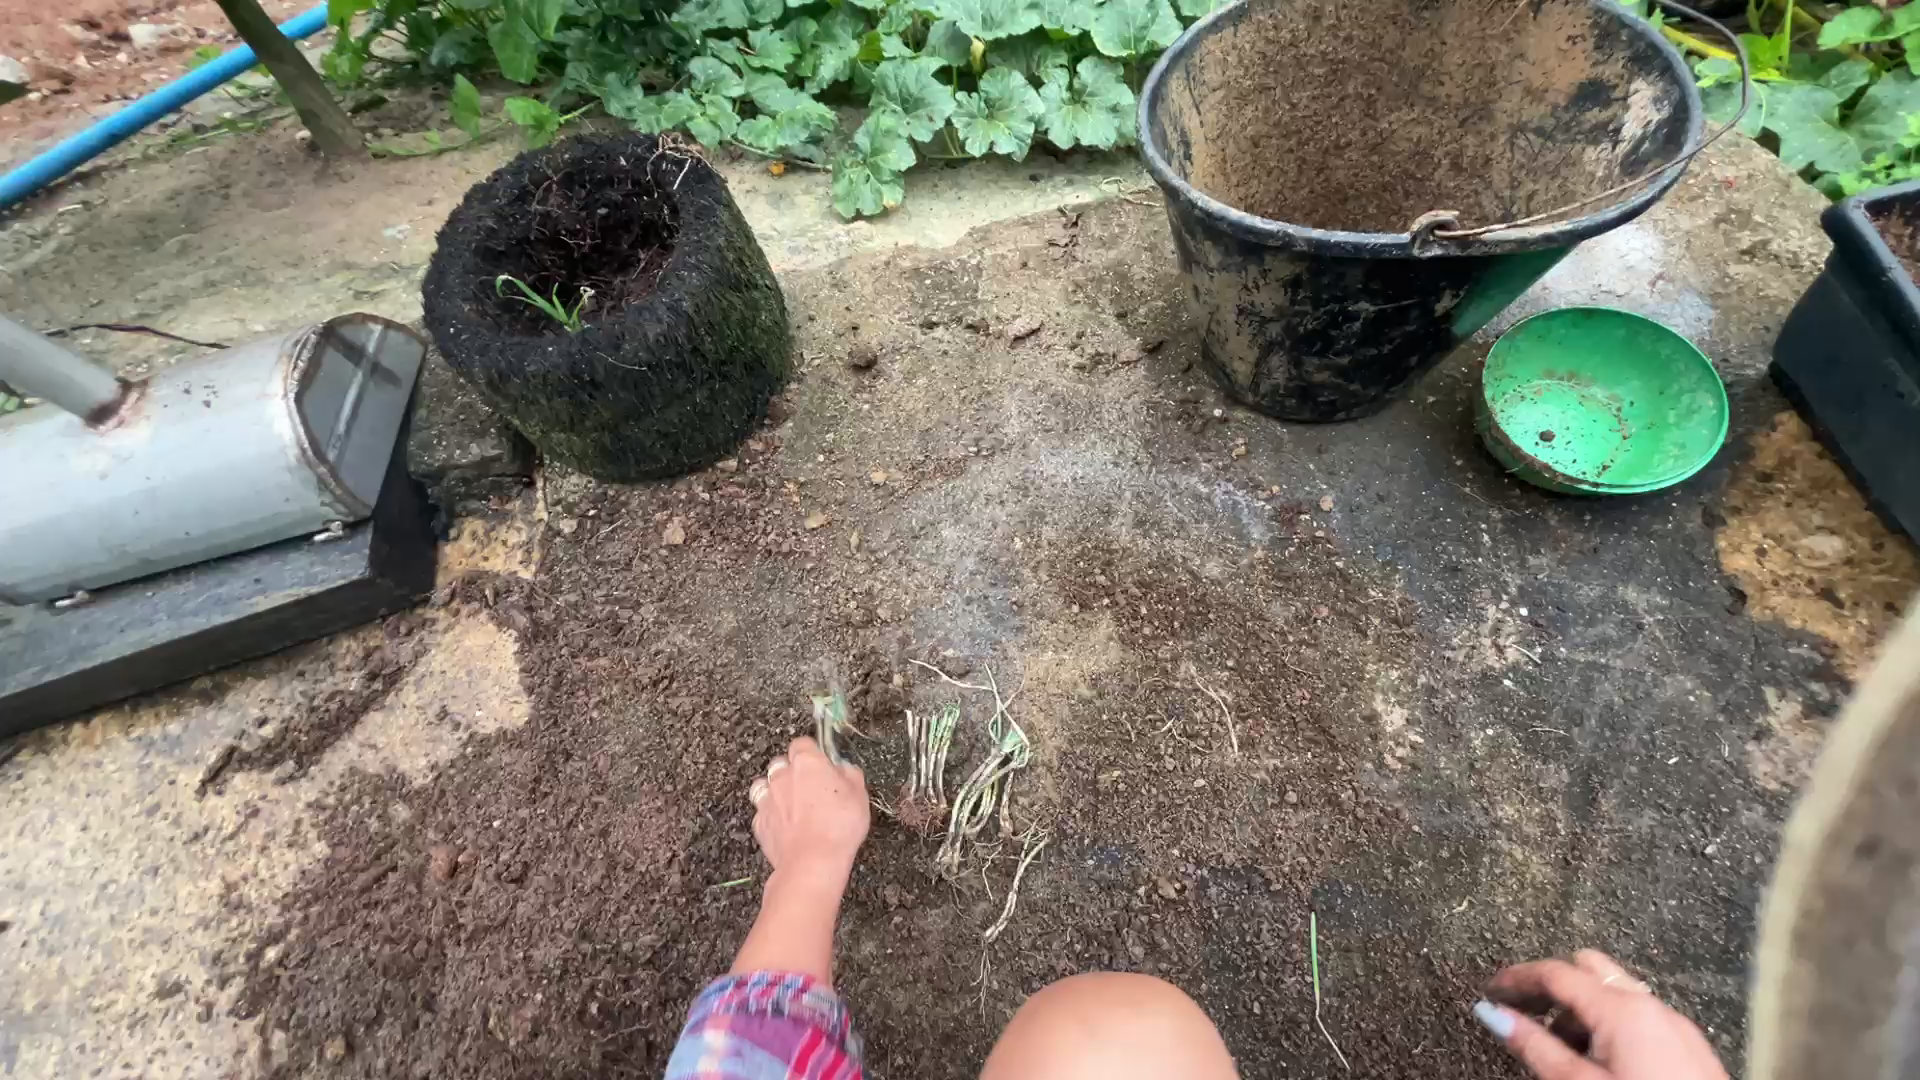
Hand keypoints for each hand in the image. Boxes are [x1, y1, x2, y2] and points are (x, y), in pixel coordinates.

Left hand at [731, 738, 869, 985]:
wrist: (813, 862)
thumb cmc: (838, 826)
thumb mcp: (859, 794)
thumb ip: (850, 774)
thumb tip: (845, 769)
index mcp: (807, 762)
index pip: (802, 743)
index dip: (812, 751)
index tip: (821, 761)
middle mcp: (783, 776)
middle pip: (781, 763)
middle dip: (792, 770)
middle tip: (810, 786)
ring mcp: (768, 800)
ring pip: (764, 785)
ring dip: (775, 790)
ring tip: (792, 804)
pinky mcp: (760, 823)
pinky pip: (762, 812)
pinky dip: (771, 816)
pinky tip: (785, 825)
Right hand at [1474, 950, 1728, 1079]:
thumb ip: (1534, 1044)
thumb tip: (1490, 1012)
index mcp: (1621, 1009)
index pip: (1554, 972)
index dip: (1517, 978)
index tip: (1491, 991)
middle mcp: (1651, 1006)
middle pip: (1589, 966)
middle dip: (1555, 984)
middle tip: (1530, 1012)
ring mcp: (1678, 1027)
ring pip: (1617, 991)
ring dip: (1583, 1006)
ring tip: (1566, 1046)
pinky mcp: (1696, 1050)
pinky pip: (1642, 1015)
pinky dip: (1612, 1022)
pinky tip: (1606, 1059)